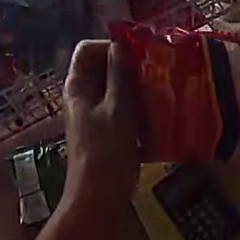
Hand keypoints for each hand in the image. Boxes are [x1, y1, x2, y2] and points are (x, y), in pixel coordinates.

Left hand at [60, 40, 143, 218]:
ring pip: (114, 85)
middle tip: (158, 69)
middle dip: (128, 64)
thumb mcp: (117, 109)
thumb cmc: (106, 151)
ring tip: (162, 87)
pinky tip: (158, 109)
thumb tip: (121, 43)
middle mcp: (82, 94)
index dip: (111, 46)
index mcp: (77, 85)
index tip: (139, 53)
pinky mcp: (107, 127)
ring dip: (135, 84)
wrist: (98, 196)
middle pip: (103, 65)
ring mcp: (93, 111)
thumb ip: (119, 75)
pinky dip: (137, 102)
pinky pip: (121, 104)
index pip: (88, 49)